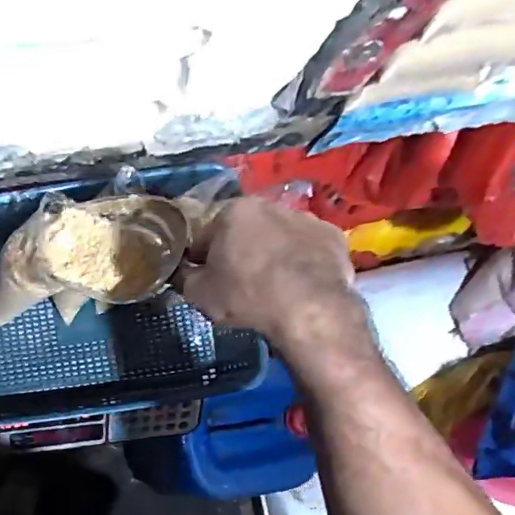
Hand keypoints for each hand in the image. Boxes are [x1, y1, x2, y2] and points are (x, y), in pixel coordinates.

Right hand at [181, 197, 364, 359]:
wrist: (308, 309)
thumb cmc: (246, 296)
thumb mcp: (200, 294)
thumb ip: (184, 278)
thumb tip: (181, 271)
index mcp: (234, 212)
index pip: (206, 235)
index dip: (201, 259)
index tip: (203, 279)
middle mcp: (271, 205)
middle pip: (245, 231)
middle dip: (239, 252)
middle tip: (237, 285)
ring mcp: (306, 218)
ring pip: (278, 238)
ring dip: (271, 255)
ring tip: (271, 288)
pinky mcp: (333, 236)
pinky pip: (307, 249)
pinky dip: (301, 263)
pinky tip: (298, 287)